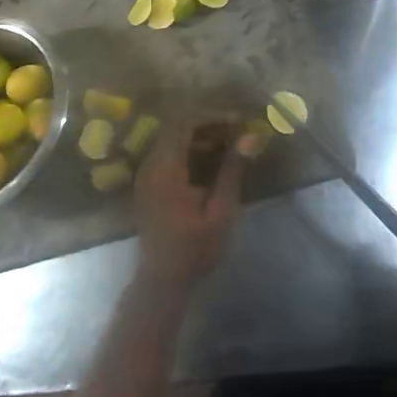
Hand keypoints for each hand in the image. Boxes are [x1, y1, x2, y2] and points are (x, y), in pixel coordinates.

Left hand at [132, 119, 246, 290]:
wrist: (163, 281)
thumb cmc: (195, 248)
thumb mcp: (221, 210)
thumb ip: (232, 170)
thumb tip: (249, 136)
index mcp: (166, 169)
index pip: (184, 123)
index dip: (212, 116)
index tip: (239, 121)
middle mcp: (151, 166)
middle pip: (176, 128)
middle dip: (208, 124)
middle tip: (238, 131)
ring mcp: (146, 176)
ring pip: (171, 140)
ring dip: (200, 137)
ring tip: (230, 144)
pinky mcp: (148, 185)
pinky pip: (168, 155)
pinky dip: (190, 150)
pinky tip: (212, 162)